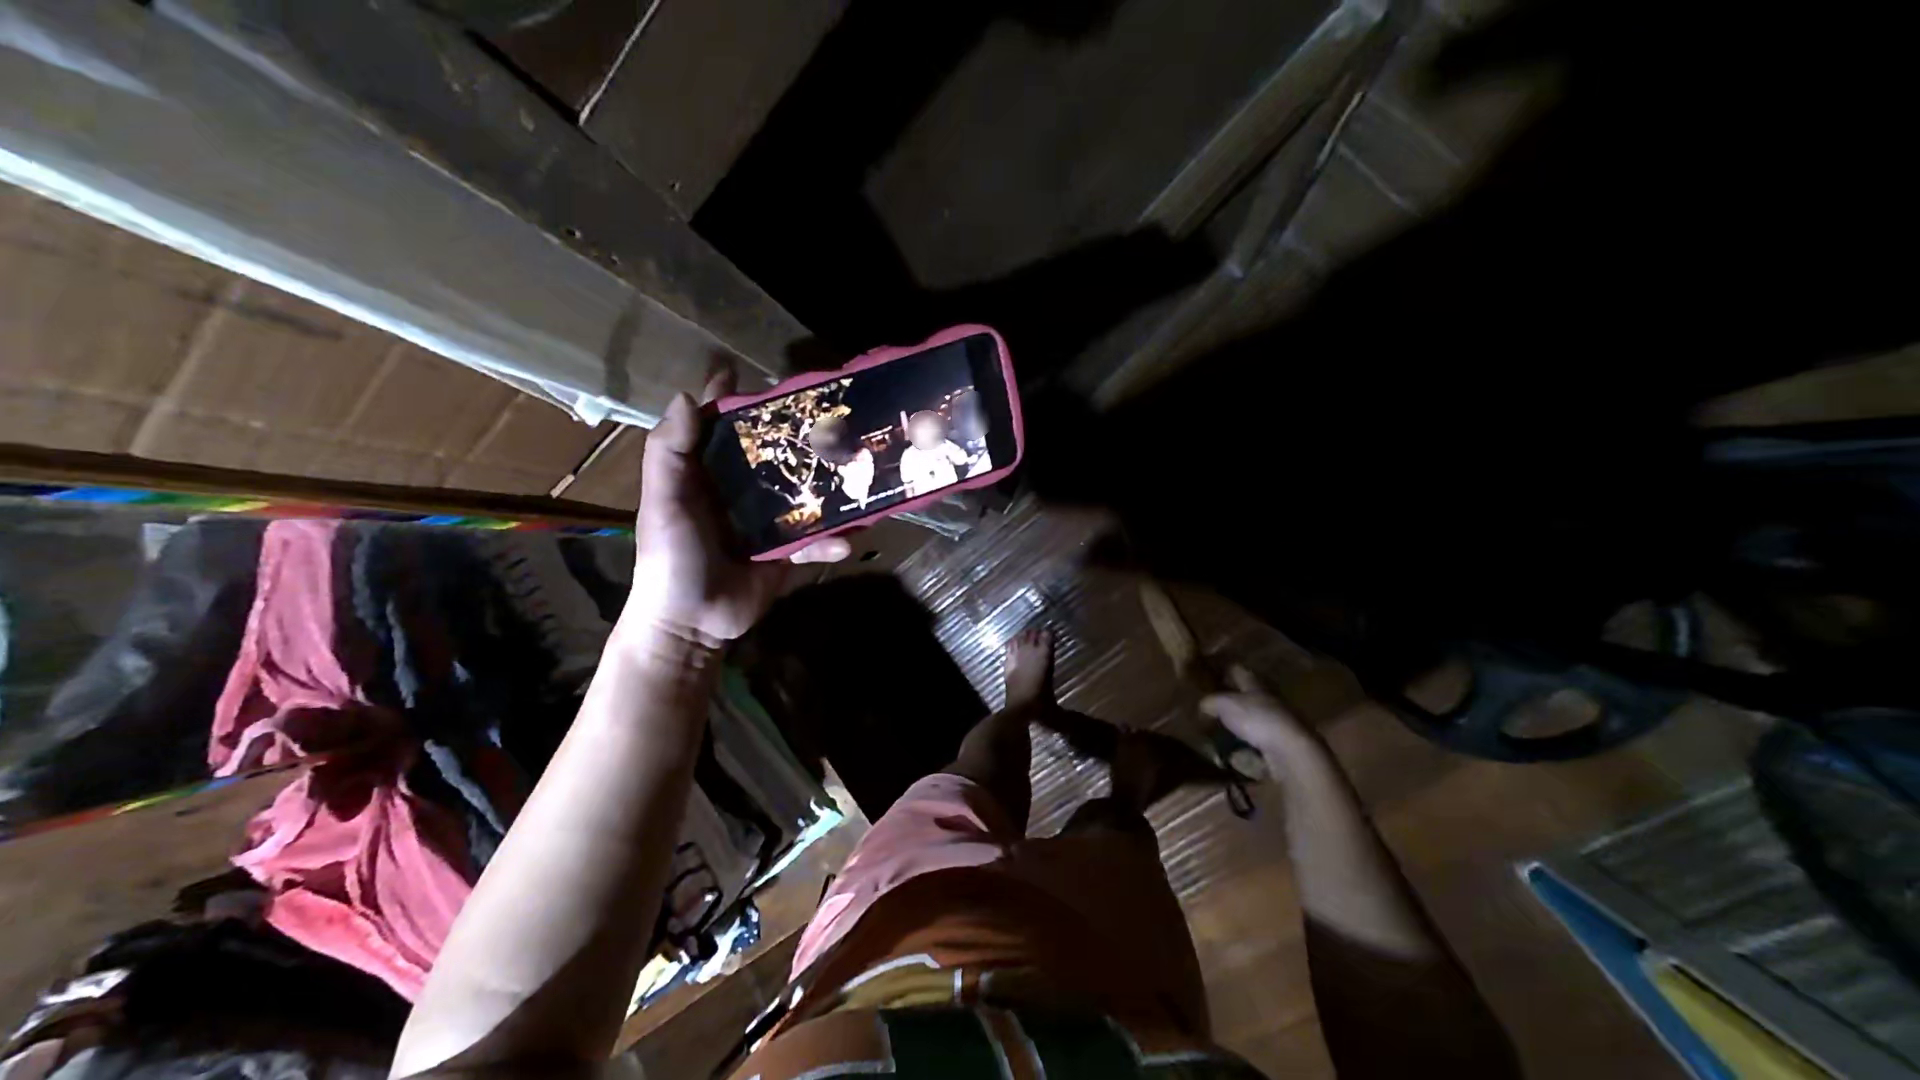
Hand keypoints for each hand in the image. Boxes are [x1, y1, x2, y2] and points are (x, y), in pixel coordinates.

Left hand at [622, 368, 850, 650]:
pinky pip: (814, 541)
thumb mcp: (663, 502)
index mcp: (706, 474)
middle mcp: (740, 491)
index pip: (722, 427)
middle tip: (836, 420)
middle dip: (802, 439)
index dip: (737, 400)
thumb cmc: (670, 557)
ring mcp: (767, 522)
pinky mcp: (786, 553)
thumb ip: (669, 452)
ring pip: (804, 495)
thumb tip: (685, 394)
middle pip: (774, 455)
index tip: (763, 376)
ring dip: (832, 489)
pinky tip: (846, 540)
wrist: (690, 624)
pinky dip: (831, 542)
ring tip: (861, 475)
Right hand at [1200, 666, 1327, 776]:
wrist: (1291, 750)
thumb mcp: (1224, 705)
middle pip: (1246, 692)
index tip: (1208, 671)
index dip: (1222, 669)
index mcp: (1255, 683)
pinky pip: (1258, 737)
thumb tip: (1202, 704)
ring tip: (1219, 729)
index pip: (1236, 669)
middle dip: (1231, 696)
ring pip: (1253, 715)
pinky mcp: (1281, 741)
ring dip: (1239, 720)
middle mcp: (1268, 697)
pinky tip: (1234, 749)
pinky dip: (1246, 741)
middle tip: (1210, 703)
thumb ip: (1210, 701)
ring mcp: (1277, 719)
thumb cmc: (1256, 719)